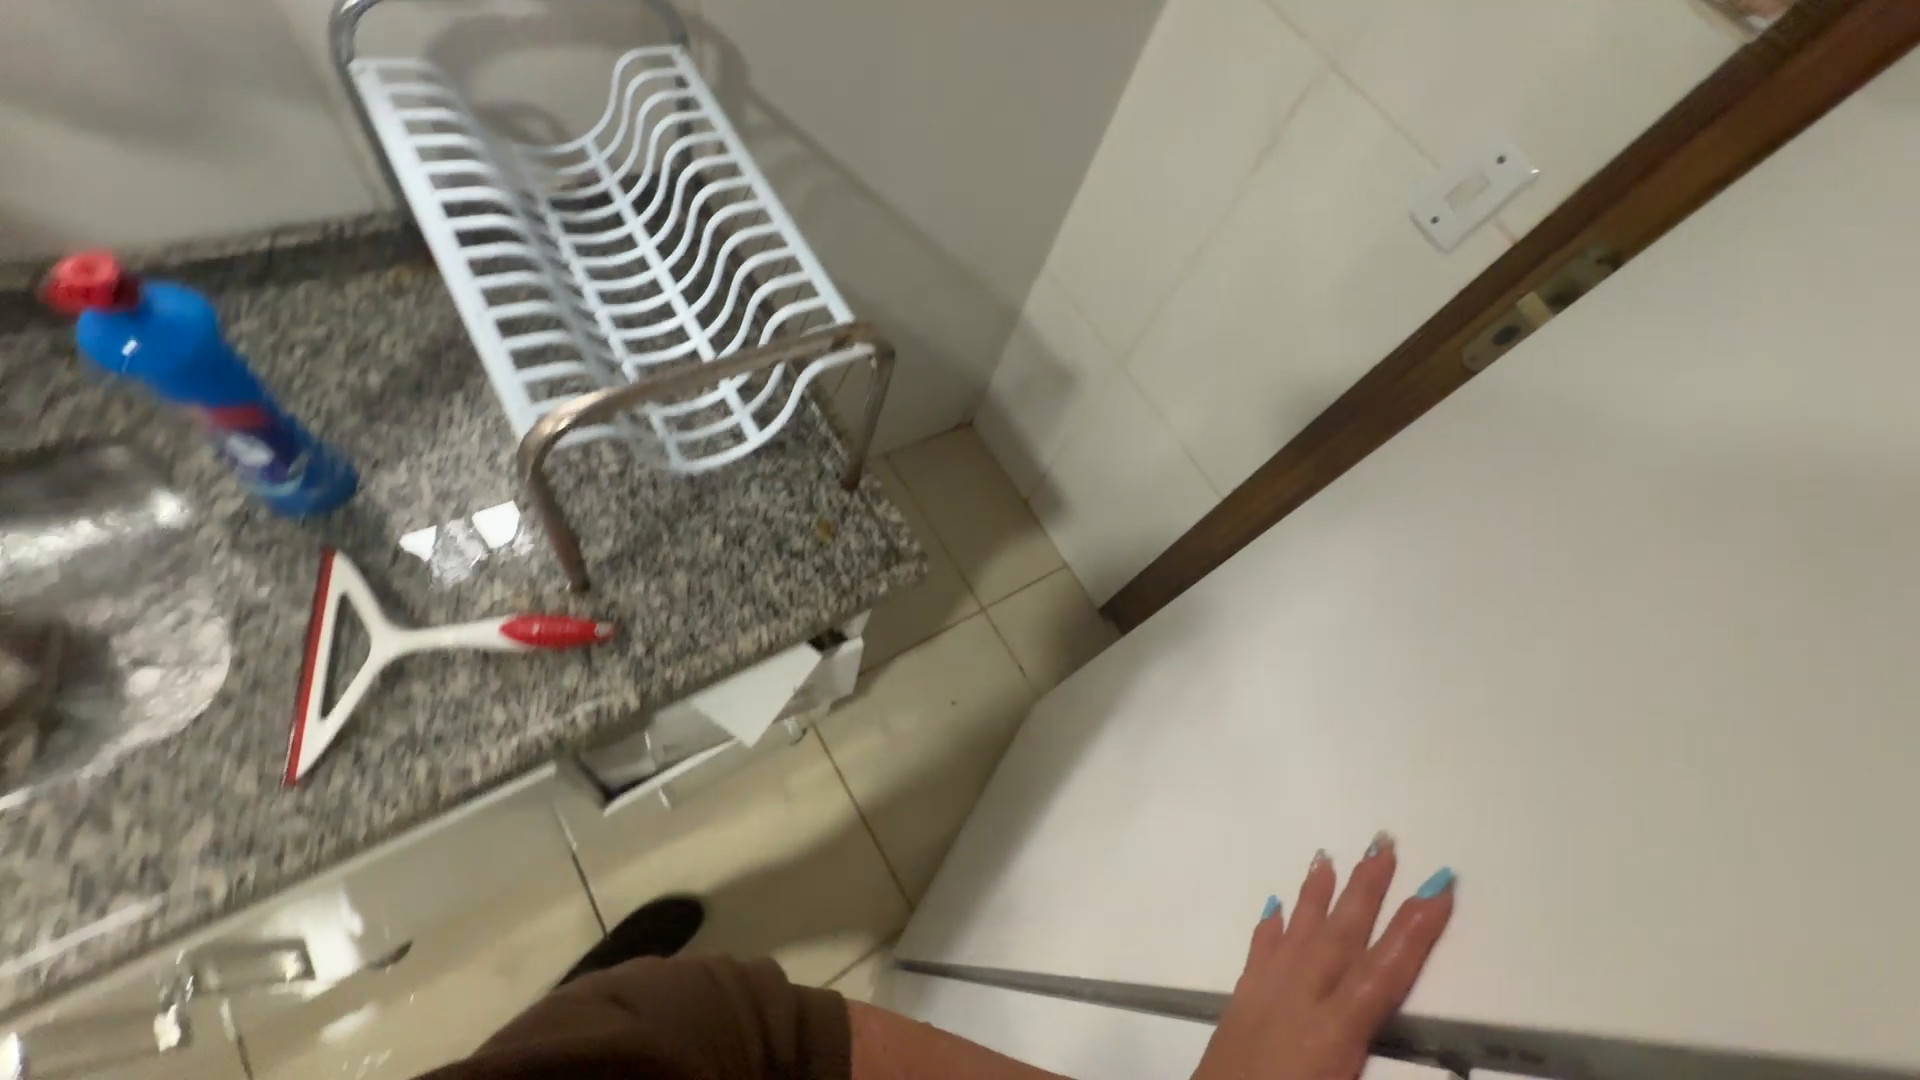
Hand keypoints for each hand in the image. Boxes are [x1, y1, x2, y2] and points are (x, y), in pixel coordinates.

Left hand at [1191, 836, 1454, 1079]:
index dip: (1414, 930)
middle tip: (1381, 842)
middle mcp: (1299, 1000)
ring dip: (1315, 894)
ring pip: (1297, 933)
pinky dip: (1271, 927)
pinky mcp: (1240, 1002)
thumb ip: (1383, 1066)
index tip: (1438, 887)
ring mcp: (1264, 995)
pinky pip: (1259, 952)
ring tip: (1326, 856)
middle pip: (1338, 935)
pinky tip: (1276, 906)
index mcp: (1333, 1032)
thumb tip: (1389, 1000)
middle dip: (1364, 889)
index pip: (1382, 971)